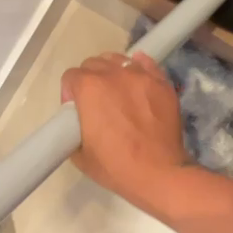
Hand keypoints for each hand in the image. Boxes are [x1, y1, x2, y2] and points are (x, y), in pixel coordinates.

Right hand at [60, 51, 192, 212]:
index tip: (76, 111)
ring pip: (119, 60)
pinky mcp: (161, 83)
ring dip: (112, 72)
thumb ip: (73, 129)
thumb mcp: (79, 153)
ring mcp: (141, 76)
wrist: (158, 172)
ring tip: (117, 92)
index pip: (71, 76)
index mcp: (89, 88)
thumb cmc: (115, 165)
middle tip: (95, 103)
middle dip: (89, 80)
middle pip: (94, 64)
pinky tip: (137, 81)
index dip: (70, 94)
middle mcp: (114, 74)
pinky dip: (138, 68)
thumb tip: (79, 123)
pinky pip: (146, 64)